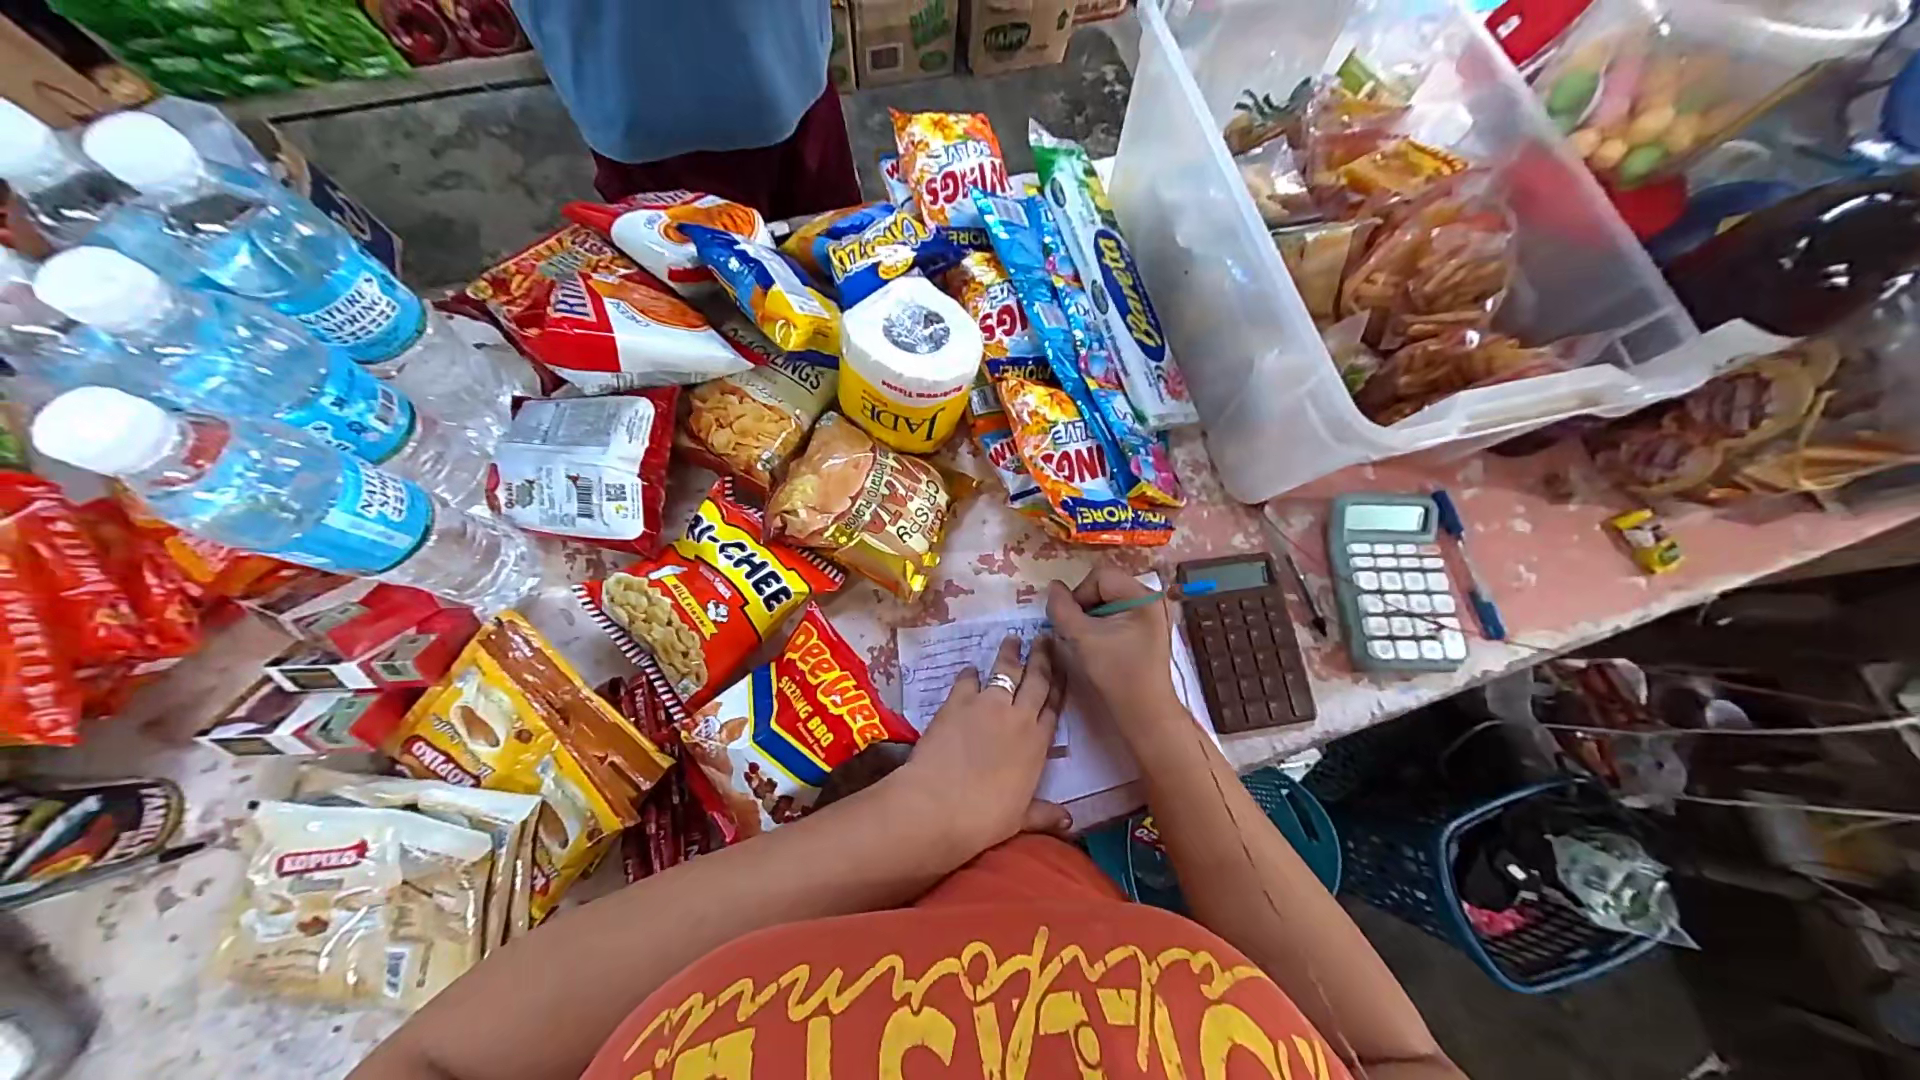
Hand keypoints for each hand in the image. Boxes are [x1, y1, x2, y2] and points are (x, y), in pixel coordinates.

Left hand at [890, 634, 1070, 858]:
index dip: (1060, 685)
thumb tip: (1069, 822)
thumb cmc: (984, 819)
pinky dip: (970, 673)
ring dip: (1009, 654)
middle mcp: (1018, 717)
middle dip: (1042, 657)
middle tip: (1044, 637)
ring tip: (1012, 639)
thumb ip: (1043, 814)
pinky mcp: (958, 701)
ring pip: (1005, 671)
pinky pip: (968, 679)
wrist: (939, 805)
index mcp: (1037, 743)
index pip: (1054, 706)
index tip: (1064, 667)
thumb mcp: (1020, 819)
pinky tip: (971, 668)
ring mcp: (987, 705)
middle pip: (1036, 680)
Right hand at [1047, 568, 1179, 732]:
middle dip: (1085, 606)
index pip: (1099, 577)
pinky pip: (1118, 614)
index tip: (1073, 623)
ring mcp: (1152, 614)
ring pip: (1108, 600)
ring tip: (1088, 640)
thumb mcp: (1081, 637)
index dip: (1079, 596)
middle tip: (1078, 633)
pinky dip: (1103, 624)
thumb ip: (1062, 608)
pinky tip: (1100, 645)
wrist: (1144, 712)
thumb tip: (1053, 587)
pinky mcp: (1148, 629)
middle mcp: (1152, 599)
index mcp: (1143, 596)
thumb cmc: (1115, 673)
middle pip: (1105, 586)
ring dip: (1092, 617)